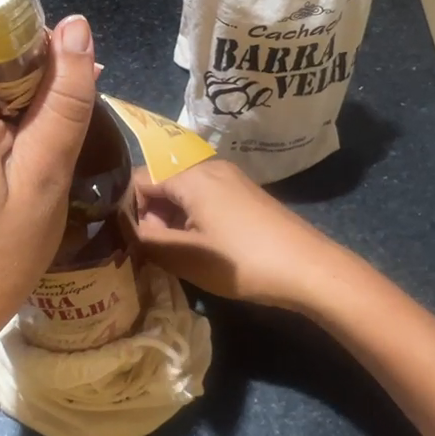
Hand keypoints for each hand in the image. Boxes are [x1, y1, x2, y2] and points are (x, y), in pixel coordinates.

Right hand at [135, 159, 359, 311]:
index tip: (129, 241)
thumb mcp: (186, 256)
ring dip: (173, 220)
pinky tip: (202, 248)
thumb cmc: (242, 261)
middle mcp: (208, 167)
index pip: (139, 179)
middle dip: (151, 216)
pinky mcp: (244, 193)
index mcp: (190, 175)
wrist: (309, 268)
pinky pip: (204, 198)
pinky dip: (194, 219)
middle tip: (154, 253)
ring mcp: (230, 179)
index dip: (127, 210)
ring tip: (176, 254)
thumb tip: (125, 229)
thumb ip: (148, 240)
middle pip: (162, 183)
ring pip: (183, 192)